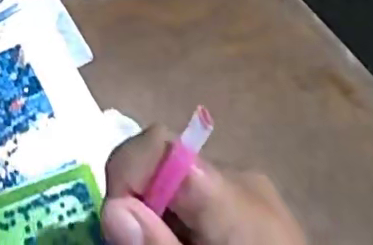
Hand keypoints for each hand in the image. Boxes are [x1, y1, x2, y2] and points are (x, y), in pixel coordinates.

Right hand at [100, 127, 307, 244]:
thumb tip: (113, 207)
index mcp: (235, 198)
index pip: (162, 145)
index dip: (126, 173)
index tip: (115, 228)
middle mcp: (245, 183)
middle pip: (165, 165)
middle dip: (138, 205)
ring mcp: (256, 198)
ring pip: (179, 186)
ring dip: (159, 221)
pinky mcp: (260, 216)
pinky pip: (202, 203)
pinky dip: (182, 228)